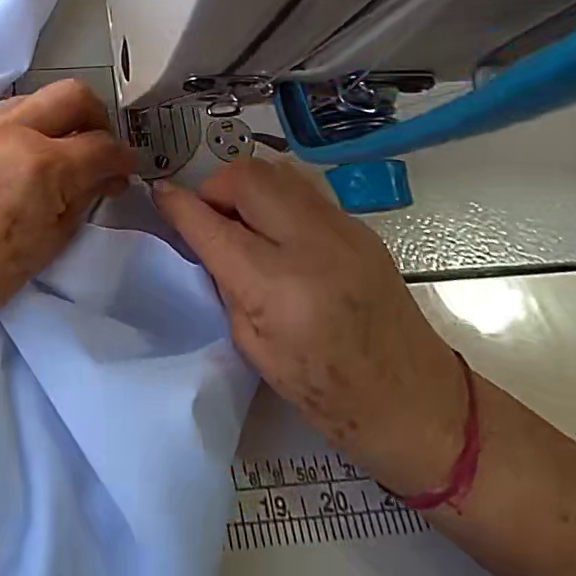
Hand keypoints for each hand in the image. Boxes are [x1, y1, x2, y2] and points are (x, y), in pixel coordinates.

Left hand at [0, 80, 133, 372]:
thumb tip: (107, 174)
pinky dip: (19, 130)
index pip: (101, 144)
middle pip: (72, 94)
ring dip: (53, 122)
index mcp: (40, 164)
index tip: (123, 171)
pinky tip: (15, 161)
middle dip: (95, 119)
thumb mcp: (53, 241)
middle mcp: (8, 130)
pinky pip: (0, 115)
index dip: (122, 159)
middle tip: (94, 150)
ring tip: (53, 158)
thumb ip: (86, 196)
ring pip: (34, 100)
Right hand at [151, 159, 467, 495]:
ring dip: (246, 187)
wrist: (417, 403)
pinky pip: (303, 190)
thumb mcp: (251, 342)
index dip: (176, 204)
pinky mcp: (361, 229)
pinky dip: (275, 198)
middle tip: (208, 218)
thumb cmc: (323, 390)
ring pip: (276, 172)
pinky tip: (276, 233)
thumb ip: (225, 279)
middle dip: (214, 187)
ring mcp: (344, 231)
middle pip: (246, 176)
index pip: (210, 224)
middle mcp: (312, 246)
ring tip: (242, 222)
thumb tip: (205, 236)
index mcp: (277, 286)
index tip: (158, 195)